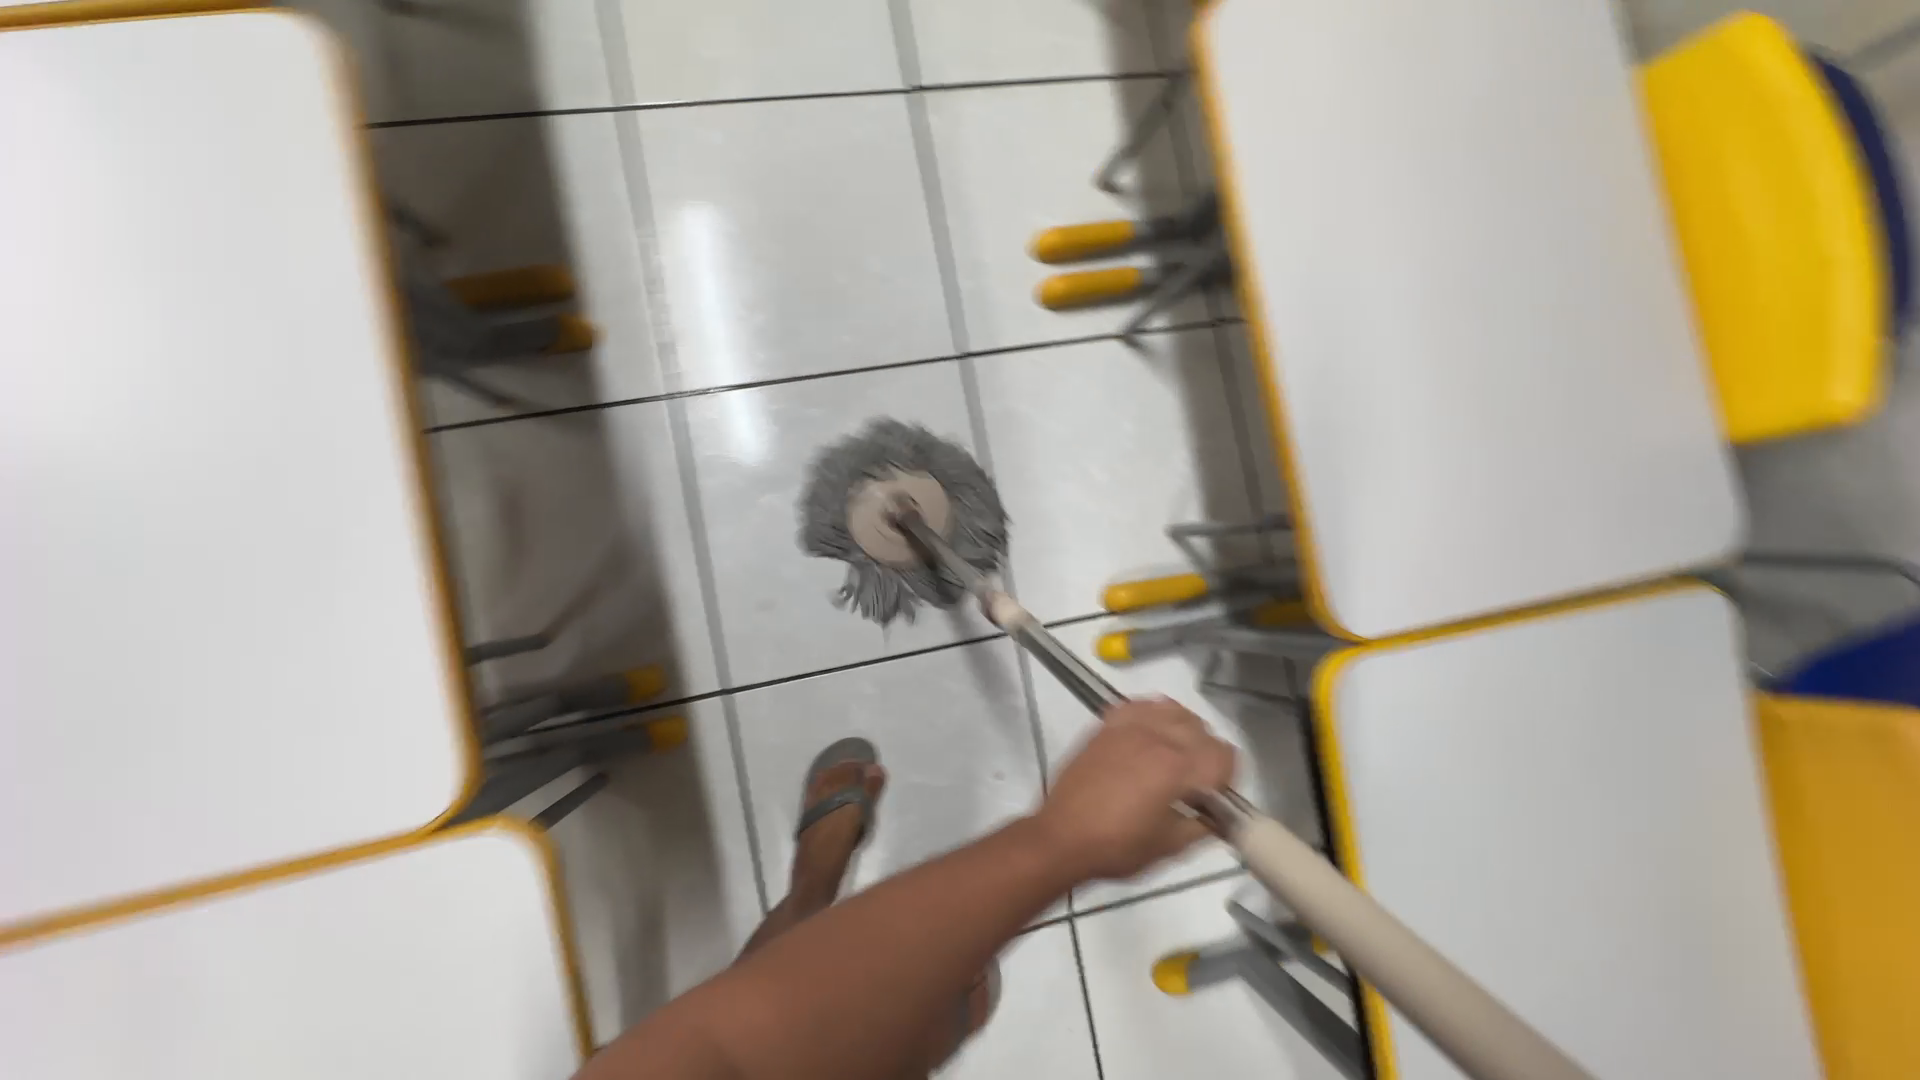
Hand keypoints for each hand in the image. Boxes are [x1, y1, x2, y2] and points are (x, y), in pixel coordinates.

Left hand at [1034, 699, 1236, 881]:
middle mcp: (1156, 737)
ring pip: (1174, 710)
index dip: (1227, 776)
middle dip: (1207, 755)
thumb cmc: (1116, 847)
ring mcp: (1128, 727)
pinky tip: (1149, 736)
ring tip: (1174, 757)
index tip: (1216, 795)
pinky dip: (1153, 715)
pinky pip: (1141, 705)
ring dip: (1183, 730)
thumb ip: (1203, 827)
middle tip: (1195, 784)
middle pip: (1202, 730)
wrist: (1061, 837)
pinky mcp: (1106, 725)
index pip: (1223, 754)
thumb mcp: (1169, 847)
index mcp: (1176, 768)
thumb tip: (1220, 818)